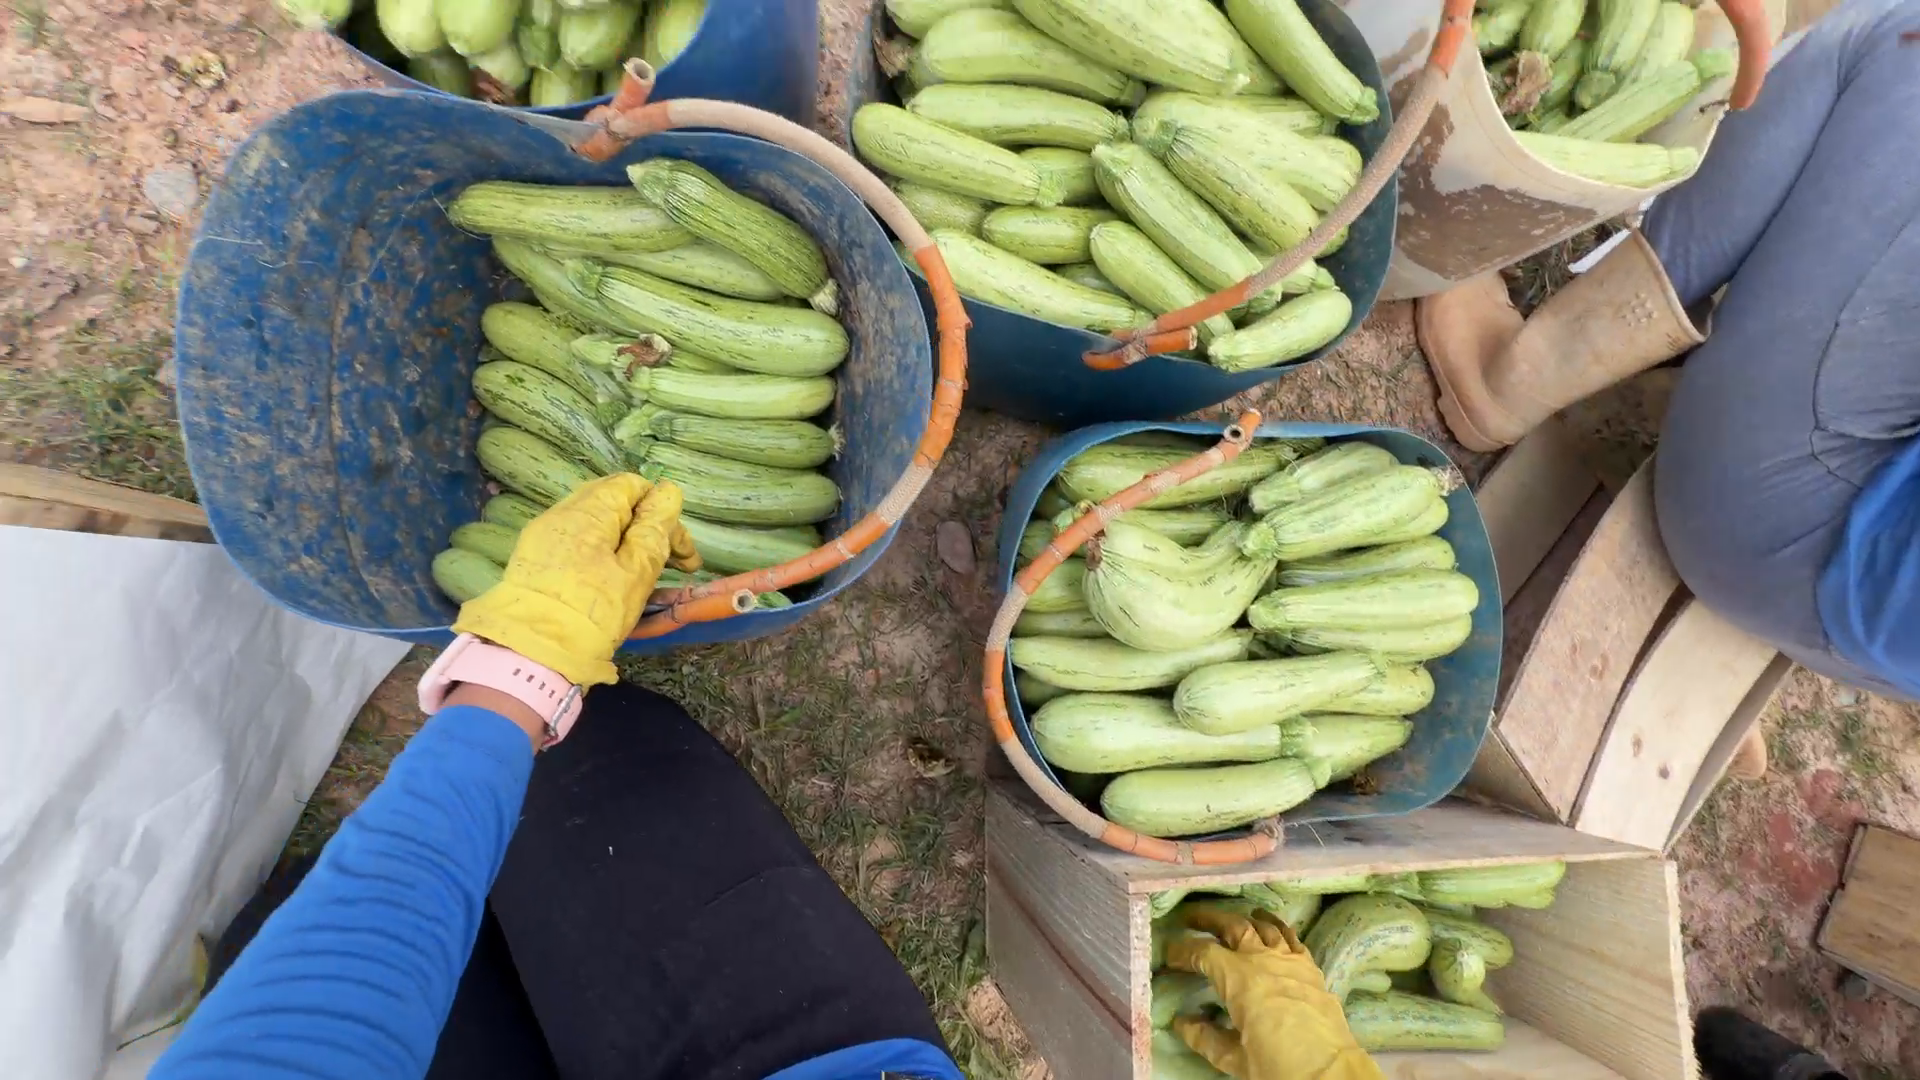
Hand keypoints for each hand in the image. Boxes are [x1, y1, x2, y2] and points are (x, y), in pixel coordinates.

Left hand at [454, 474, 699, 686]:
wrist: (530, 652)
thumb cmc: (594, 611)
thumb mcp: (637, 570)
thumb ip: (655, 527)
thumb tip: (667, 493)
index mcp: (589, 511)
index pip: (633, 485)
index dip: (663, 510)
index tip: (681, 550)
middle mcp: (562, 513)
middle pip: (615, 503)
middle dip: (649, 527)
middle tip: (676, 563)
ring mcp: (544, 536)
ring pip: (597, 524)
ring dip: (628, 541)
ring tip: (646, 572)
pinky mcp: (535, 559)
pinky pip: (579, 541)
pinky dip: (604, 551)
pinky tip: (614, 578)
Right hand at [1166, 908, 1382, 1079]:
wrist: (1332, 1078)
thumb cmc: (1279, 1069)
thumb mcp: (1235, 1061)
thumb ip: (1205, 1038)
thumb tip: (1181, 1023)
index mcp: (1237, 977)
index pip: (1202, 952)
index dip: (1182, 951)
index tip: (1170, 955)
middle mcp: (1261, 958)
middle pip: (1231, 925)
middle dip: (1207, 918)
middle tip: (1190, 917)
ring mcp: (1289, 960)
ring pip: (1262, 925)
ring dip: (1243, 918)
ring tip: (1231, 917)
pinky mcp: (1310, 969)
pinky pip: (1290, 938)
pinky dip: (1276, 927)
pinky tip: (1270, 927)